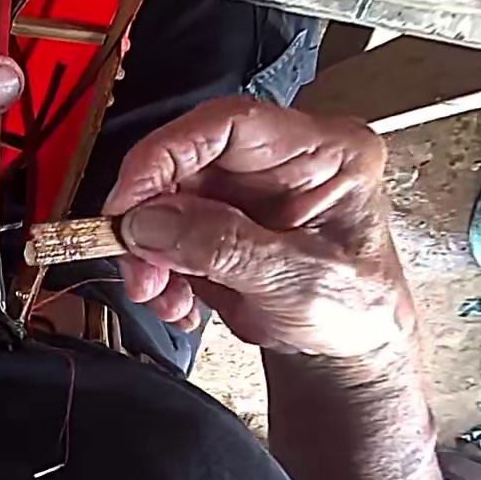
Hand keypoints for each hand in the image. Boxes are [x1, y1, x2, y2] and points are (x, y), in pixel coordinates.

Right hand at [102, 98, 413, 365]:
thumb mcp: (297, 281)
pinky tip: (175, 301)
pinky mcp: (215, 231)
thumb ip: (223, 246)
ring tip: (160, 294)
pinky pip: (162, 240)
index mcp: (321, 156)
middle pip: (183, 169)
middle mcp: (275, 168)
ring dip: (147, 256)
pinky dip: (156, 274)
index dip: (164, 155)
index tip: (126, 202)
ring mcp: (241, 200)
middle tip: (138, 265)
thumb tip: (149, 221)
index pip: (227, 126)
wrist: (345, 353)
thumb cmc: (354, 313)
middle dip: (148, 222)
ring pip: (162, 207)